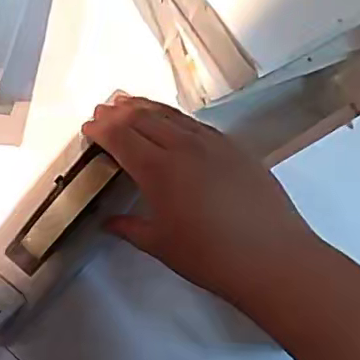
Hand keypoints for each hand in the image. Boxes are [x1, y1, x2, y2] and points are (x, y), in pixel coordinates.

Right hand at [83, 95, 324, 309]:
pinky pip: (198, 125)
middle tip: (104, 109)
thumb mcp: (160, 245)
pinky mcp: (236, 150)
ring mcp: (214, 144)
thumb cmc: (209, 257)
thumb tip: (108, 222)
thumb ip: (130, 228)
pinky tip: (174, 124)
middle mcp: (184, 147)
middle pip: (145, 118)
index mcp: (159, 169)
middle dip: (119, 112)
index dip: (101, 129)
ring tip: (130, 103)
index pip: (122, 137)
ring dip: (147, 107)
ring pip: (173, 116)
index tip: (89, 127)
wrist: (271, 257)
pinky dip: (176, 119)